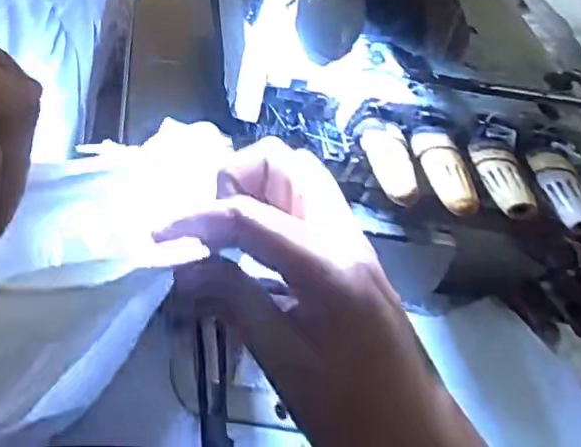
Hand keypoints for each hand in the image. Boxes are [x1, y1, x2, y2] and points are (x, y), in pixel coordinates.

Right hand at [158, 139, 484, 446]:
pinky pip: (304, 202)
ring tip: (224, 234)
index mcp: (325, 260)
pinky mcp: (348, 248)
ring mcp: (349, 235)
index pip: (248, 213)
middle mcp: (341, 230)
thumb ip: (234, 302)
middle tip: (209, 227)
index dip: (197, 218)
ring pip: (296, 174)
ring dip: (254, 188)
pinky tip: (250, 248)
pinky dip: (271, 207)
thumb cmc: (353, 409)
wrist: (419, 435)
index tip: (160, 232)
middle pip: (283, 161)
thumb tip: (184, 267)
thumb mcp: (286, 363)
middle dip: (236, 178)